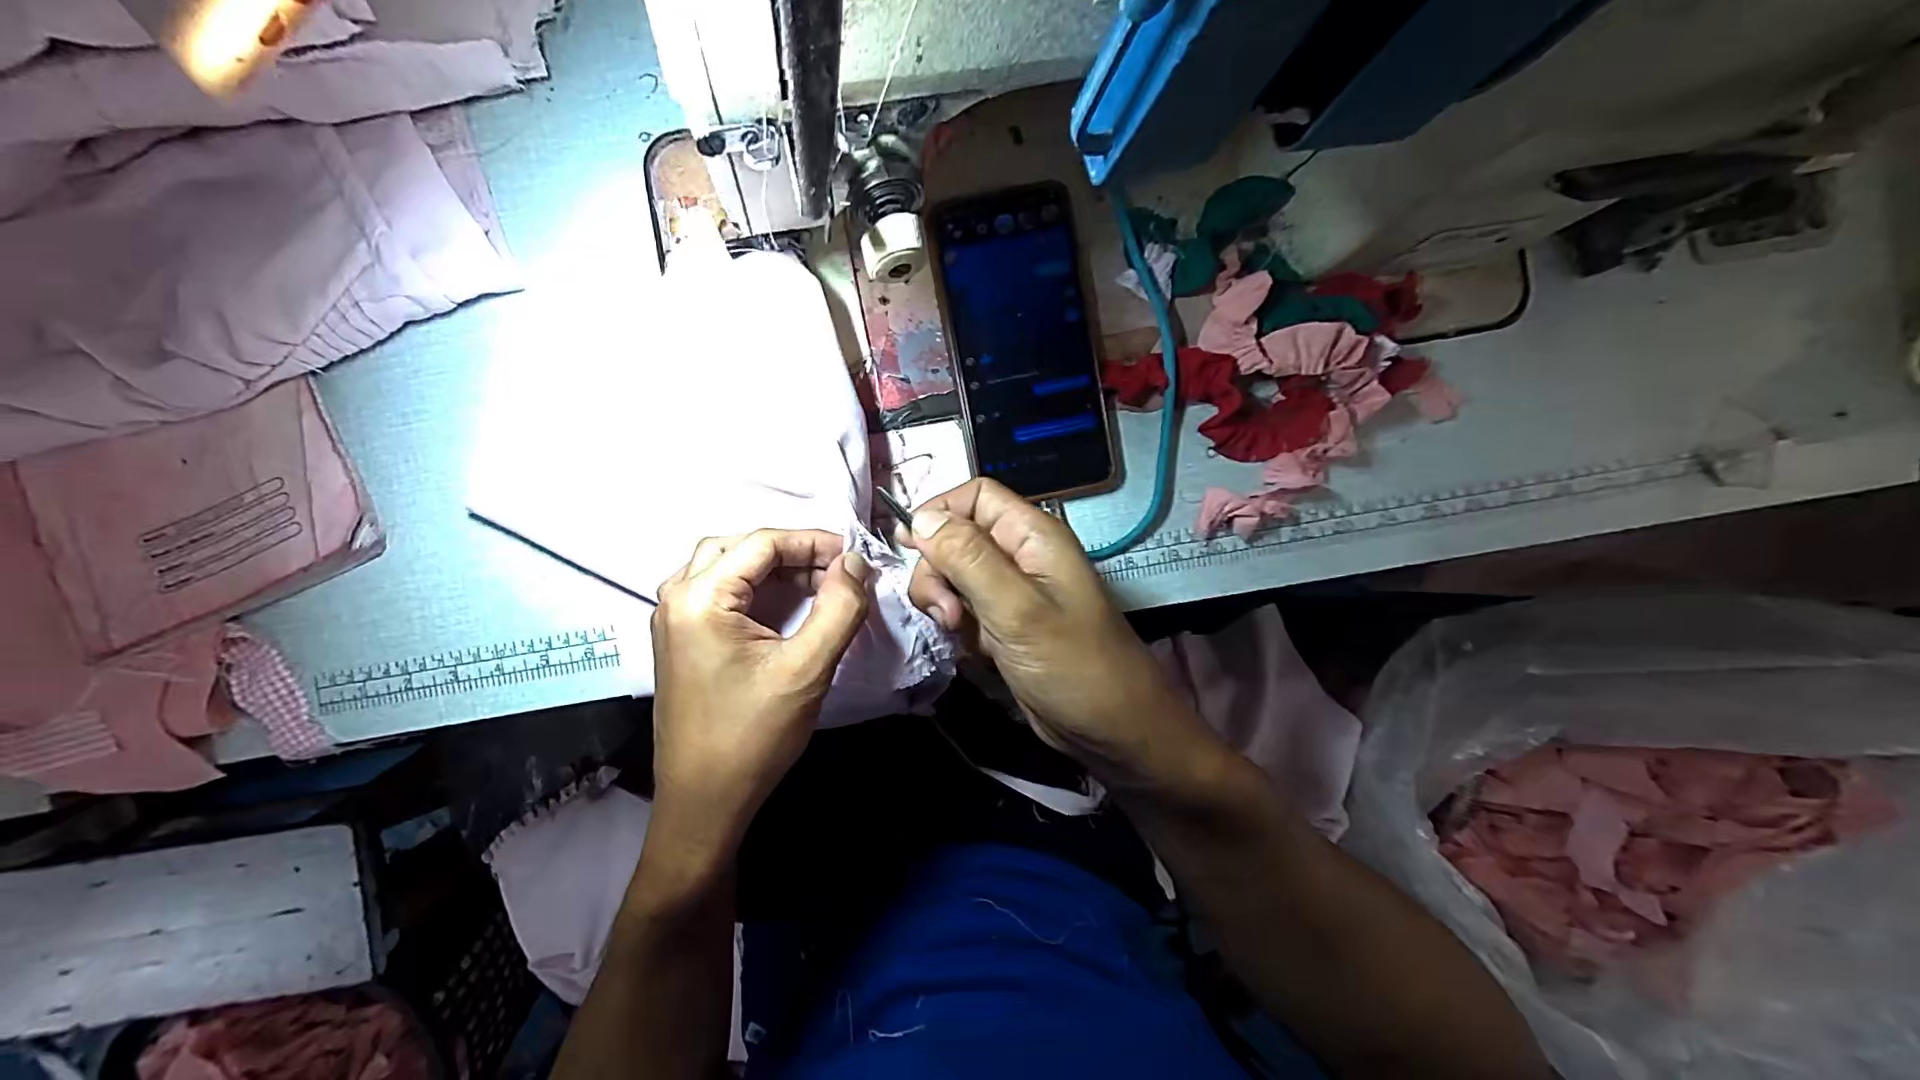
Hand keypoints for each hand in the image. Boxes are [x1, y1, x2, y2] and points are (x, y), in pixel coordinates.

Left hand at [648, 529, 870, 870]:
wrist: (705, 801)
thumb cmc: (752, 736)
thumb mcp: (806, 669)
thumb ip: (838, 609)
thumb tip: (856, 563)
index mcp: (699, 599)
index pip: (761, 543)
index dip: (813, 542)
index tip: (854, 559)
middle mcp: (676, 598)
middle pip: (739, 547)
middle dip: (792, 551)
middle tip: (836, 571)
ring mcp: (674, 619)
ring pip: (727, 567)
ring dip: (774, 568)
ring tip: (818, 585)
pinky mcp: (682, 639)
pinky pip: (721, 593)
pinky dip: (758, 589)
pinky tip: (789, 606)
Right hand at [900, 479, 1219, 788]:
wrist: (1110, 730)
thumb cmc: (1073, 664)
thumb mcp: (1017, 608)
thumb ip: (968, 558)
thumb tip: (921, 516)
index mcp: (1033, 535)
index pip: (975, 496)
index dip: (939, 512)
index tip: (911, 546)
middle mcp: (1021, 556)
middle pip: (956, 538)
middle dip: (938, 569)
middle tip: (944, 611)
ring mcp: (1011, 593)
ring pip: (954, 576)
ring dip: (942, 601)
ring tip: (955, 632)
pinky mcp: (1003, 625)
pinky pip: (963, 610)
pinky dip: (955, 626)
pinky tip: (968, 650)